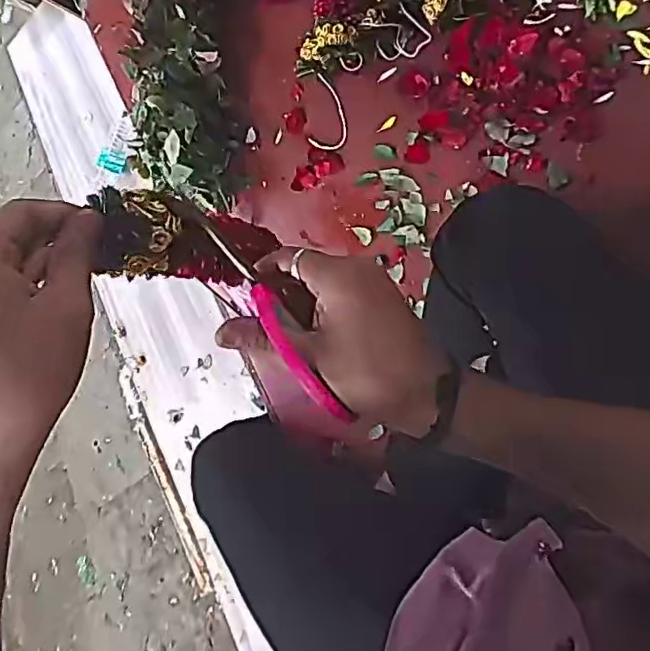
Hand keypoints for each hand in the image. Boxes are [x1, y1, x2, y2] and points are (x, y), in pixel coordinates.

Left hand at [0, 200, 101, 485]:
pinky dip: (30, 282)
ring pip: (8, 259)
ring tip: (84, 275)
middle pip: (11, 234)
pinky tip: (59, 297)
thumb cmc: (29, 375)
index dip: (64, 212)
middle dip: (57, 237)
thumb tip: (87, 219)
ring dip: (46, 260)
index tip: (98, 224)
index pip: (21, 213)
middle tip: (98, 249)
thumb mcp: (66, 305)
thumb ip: (76, 252)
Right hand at [216, 248, 448, 435]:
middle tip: (270, 327)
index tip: (247, 297)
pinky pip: (345, 290)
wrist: (427, 394)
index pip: (288, 257)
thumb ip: (264, 338)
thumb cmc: (366, 374)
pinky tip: (322, 338)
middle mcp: (357, 267)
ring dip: (305, 303)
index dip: (263, 273)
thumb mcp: (309, 357)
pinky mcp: (384, 295)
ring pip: (325, 281)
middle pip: (306, 268)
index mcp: (337, 274)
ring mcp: (374, 279)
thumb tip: (222, 331)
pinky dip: (327, 306)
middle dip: (283, 294)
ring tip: (296, 338)